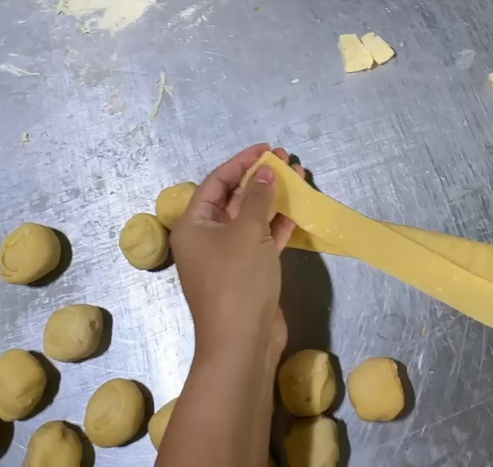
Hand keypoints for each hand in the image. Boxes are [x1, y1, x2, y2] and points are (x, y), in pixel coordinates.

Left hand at [171, 143, 296, 365]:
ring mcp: (229, 257)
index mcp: (194, 225)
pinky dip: (279, 223)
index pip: (216, 182)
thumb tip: (264, 170)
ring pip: (252, 217)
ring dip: (273, 197)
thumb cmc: (237, 281)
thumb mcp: (247, 231)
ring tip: (298, 175)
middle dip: (260, 177)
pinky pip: (263, 239)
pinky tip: (297, 206)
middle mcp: (207, 238)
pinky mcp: (249, 272)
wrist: (243, 344)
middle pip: (234, 197)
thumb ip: (257, 196)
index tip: (266, 148)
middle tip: (285, 159)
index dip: (241, 162)